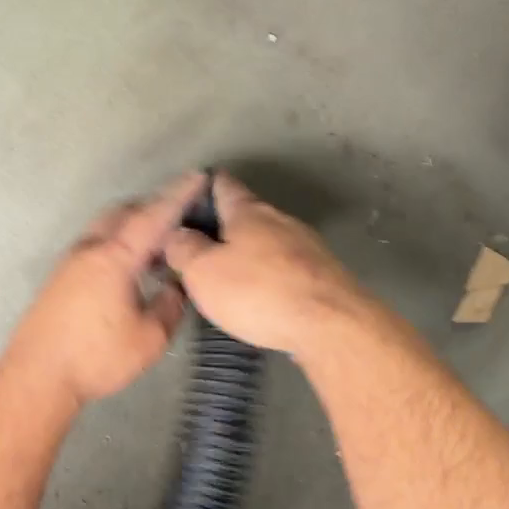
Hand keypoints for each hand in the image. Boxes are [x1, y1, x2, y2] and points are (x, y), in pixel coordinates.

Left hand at [0, 173, 207, 408]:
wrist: (37, 376)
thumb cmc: (96, 358)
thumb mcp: (149, 339)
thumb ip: (170, 307)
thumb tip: (177, 288)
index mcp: (114, 257)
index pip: (153, 216)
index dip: (178, 196)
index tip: (199, 178)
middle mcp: (89, 249)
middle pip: (124, 212)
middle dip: (154, 208)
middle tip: (182, 220)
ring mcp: (70, 262)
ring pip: (106, 228)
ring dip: (133, 228)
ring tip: (159, 251)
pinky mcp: (60, 278)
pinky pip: (95, 246)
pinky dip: (117, 244)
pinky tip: (130, 272)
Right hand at [164, 174, 386, 355]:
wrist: (331, 325)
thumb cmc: (258, 292)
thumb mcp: (203, 272)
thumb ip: (183, 248)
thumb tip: (177, 233)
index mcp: (248, 211)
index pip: (222, 183)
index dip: (202, 186)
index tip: (184, 198)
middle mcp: (280, 219)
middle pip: (246, 214)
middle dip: (222, 226)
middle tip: (196, 246)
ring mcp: (307, 246)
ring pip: (267, 241)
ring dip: (247, 252)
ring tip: (225, 273)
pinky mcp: (322, 274)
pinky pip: (285, 266)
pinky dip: (268, 274)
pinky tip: (258, 294)